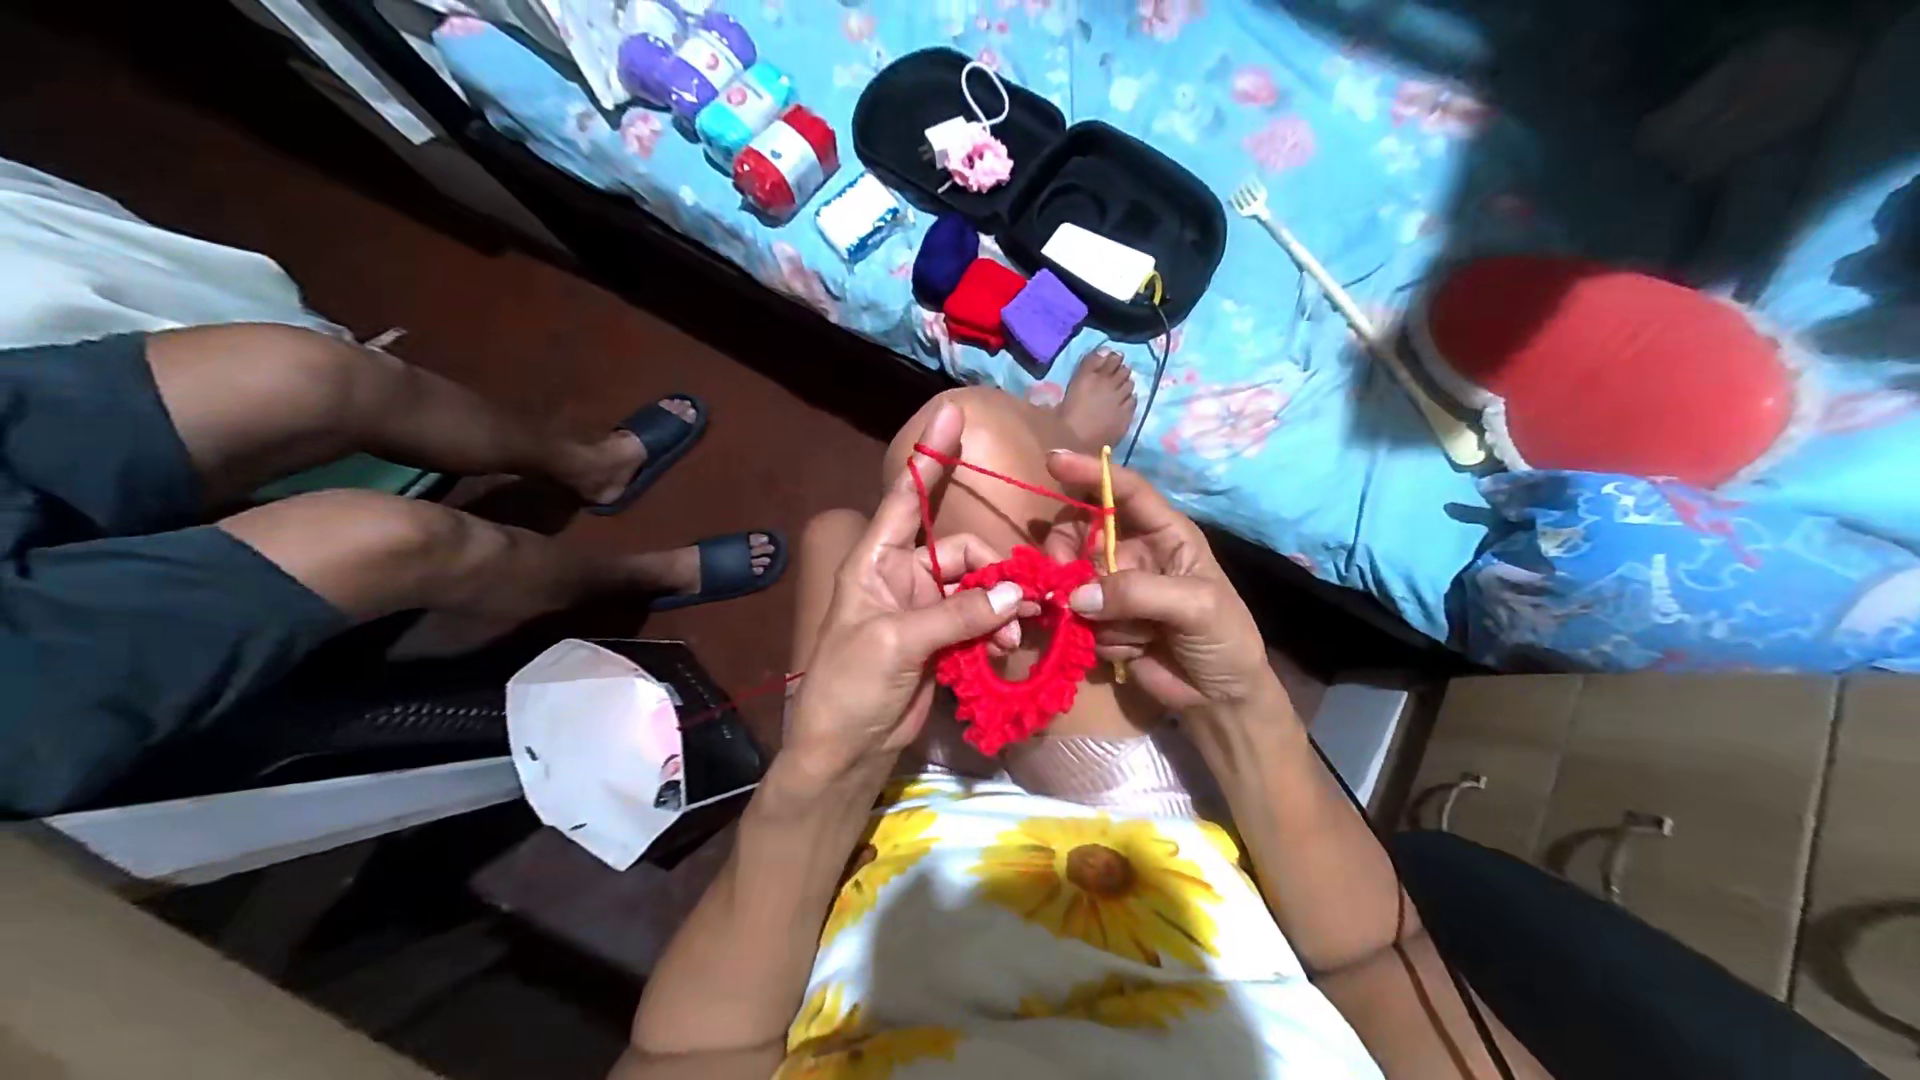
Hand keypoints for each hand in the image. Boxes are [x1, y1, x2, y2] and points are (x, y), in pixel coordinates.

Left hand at [782, 404, 1024, 788]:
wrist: (847, 748)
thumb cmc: (849, 684)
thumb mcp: (898, 642)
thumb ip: (958, 614)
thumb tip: (1017, 594)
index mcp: (876, 561)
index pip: (907, 498)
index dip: (931, 457)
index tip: (953, 414)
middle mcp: (902, 575)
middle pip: (962, 552)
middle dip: (995, 571)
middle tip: (1026, 599)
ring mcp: (924, 608)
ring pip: (978, 589)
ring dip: (1002, 605)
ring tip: (1019, 631)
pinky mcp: (942, 639)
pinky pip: (980, 620)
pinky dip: (997, 630)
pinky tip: (1008, 648)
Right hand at [1043, 451, 1283, 720]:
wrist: (1220, 699)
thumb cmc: (1224, 639)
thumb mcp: (1195, 606)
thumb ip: (1136, 592)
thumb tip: (1075, 595)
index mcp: (1165, 534)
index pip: (1125, 492)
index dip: (1091, 474)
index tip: (1053, 463)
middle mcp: (1134, 555)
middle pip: (1081, 533)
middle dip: (1068, 553)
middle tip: (1063, 578)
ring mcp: (1115, 590)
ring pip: (1073, 581)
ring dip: (1091, 610)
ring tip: (1128, 632)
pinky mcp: (1102, 623)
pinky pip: (1078, 619)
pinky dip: (1099, 637)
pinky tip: (1133, 650)